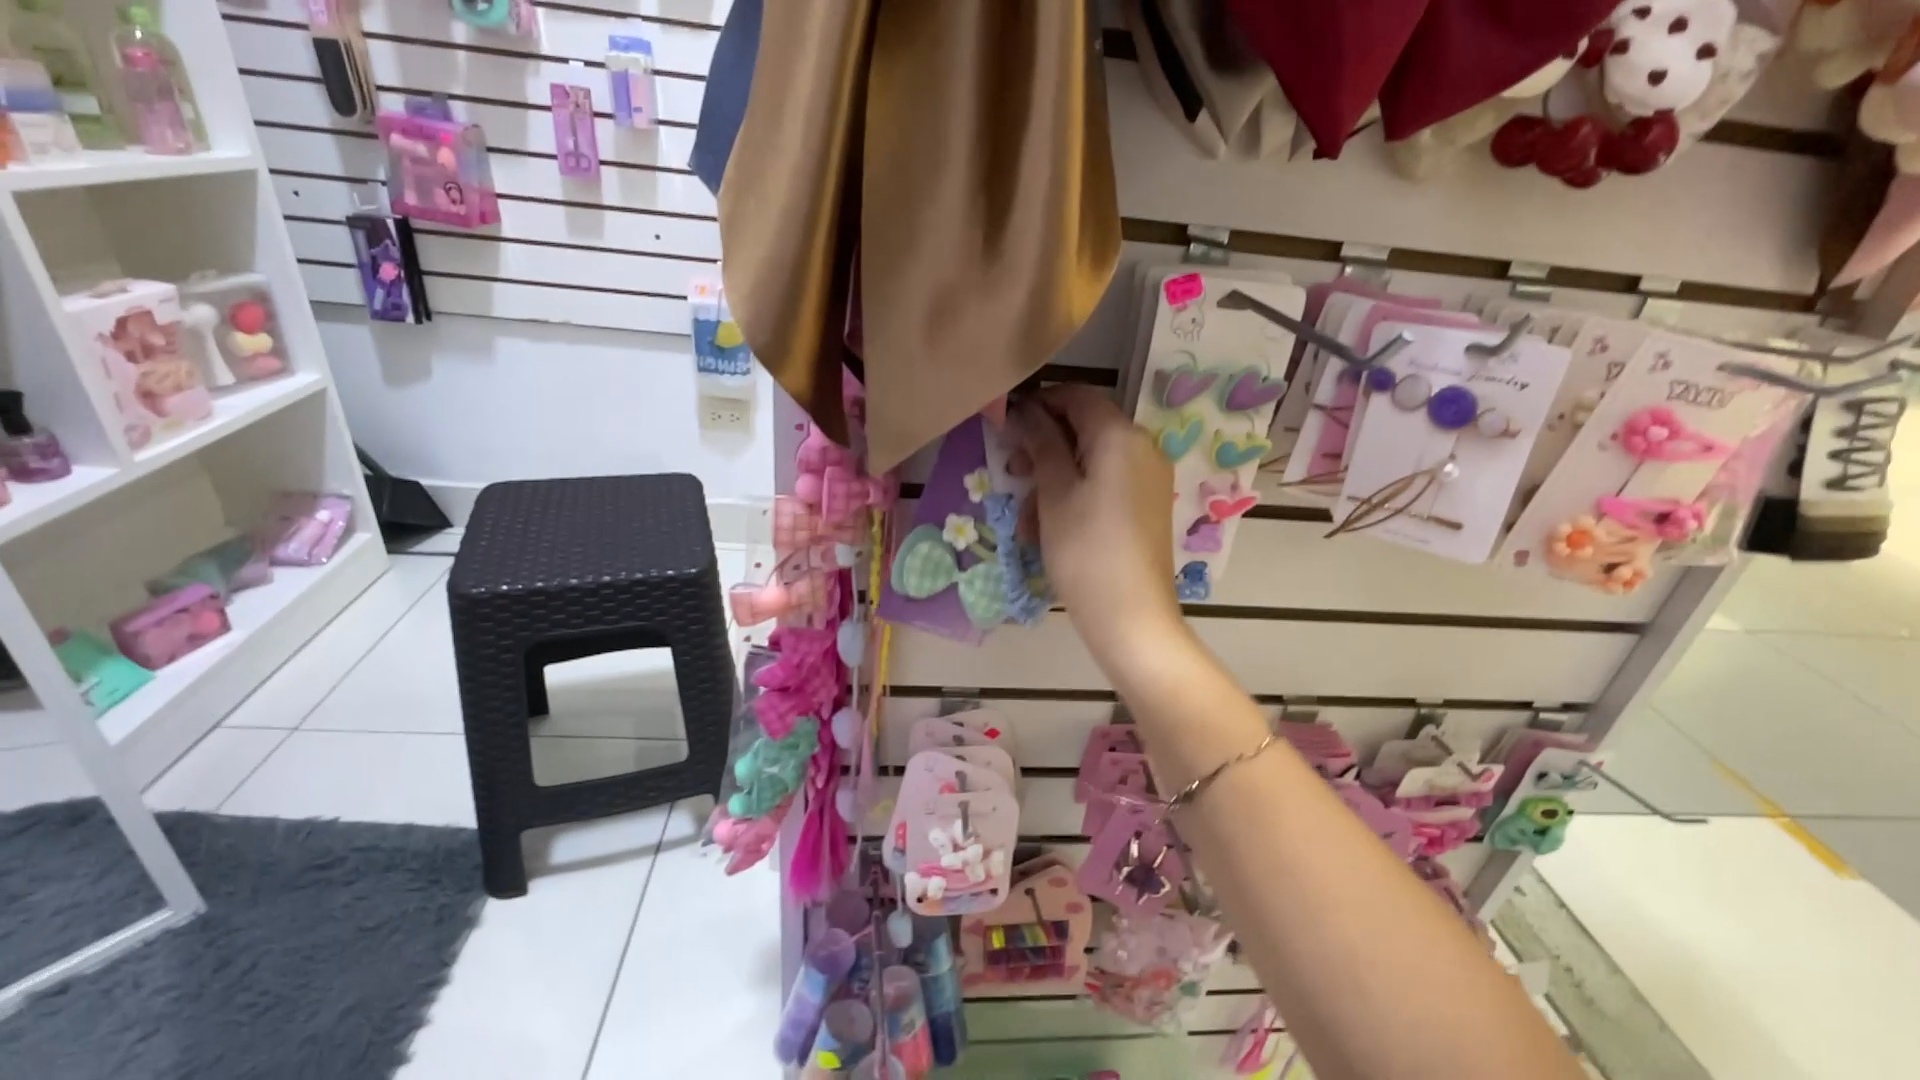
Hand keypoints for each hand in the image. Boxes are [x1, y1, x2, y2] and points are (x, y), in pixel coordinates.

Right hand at [1010, 385, 1183, 657]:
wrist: (1132, 618)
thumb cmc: (1086, 550)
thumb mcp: (1054, 494)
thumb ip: (1040, 443)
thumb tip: (1024, 409)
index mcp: (1122, 436)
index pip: (1078, 396)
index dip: (1040, 402)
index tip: (1005, 422)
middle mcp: (1143, 448)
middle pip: (1086, 428)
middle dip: (1044, 445)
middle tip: (1011, 470)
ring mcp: (1149, 479)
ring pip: (1092, 461)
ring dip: (1054, 476)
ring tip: (1026, 514)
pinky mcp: (1147, 507)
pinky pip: (1106, 485)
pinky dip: (1075, 495)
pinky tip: (1048, 527)